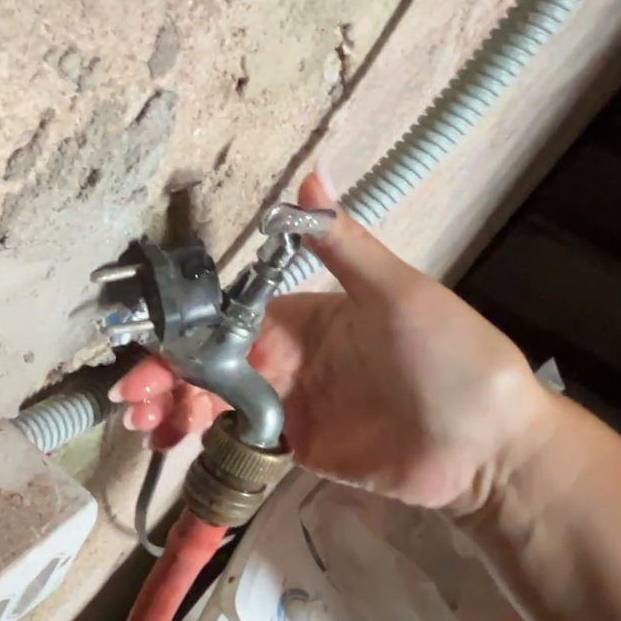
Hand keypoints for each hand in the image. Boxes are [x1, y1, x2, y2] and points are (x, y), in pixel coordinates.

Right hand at [114, 171, 554, 511]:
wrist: (490, 447)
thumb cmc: (447, 357)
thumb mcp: (397, 293)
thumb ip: (341, 243)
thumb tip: (310, 172)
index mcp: (299, 320)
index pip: (221, 324)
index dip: (181, 338)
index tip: (147, 353)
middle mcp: (282, 360)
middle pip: (204, 367)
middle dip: (162, 380)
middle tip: (129, 401)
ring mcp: (285, 407)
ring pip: (210, 404)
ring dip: (170, 410)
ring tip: (141, 426)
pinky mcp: (291, 449)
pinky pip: (233, 441)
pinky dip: (197, 440)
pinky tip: (170, 443)